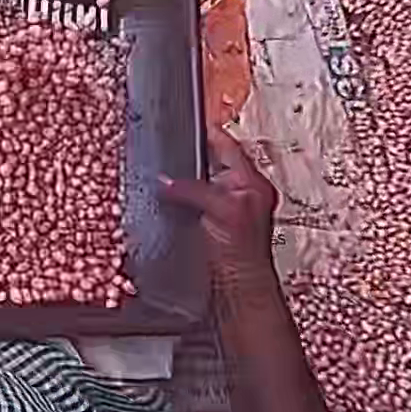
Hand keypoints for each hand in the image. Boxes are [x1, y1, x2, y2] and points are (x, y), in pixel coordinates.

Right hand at [160, 125, 279, 304]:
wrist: (236, 293)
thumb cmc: (242, 257)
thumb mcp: (221, 212)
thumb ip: (193, 190)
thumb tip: (165, 179)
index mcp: (251, 184)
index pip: (227, 145)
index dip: (207, 131)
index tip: (185, 118)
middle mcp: (237, 193)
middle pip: (208, 160)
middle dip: (188, 153)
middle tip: (166, 142)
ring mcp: (220, 208)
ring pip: (196, 179)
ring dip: (179, 175)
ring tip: (160, 166)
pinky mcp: (204, 222)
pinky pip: (186, 197)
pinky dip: (173, 193)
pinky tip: (161, 193)